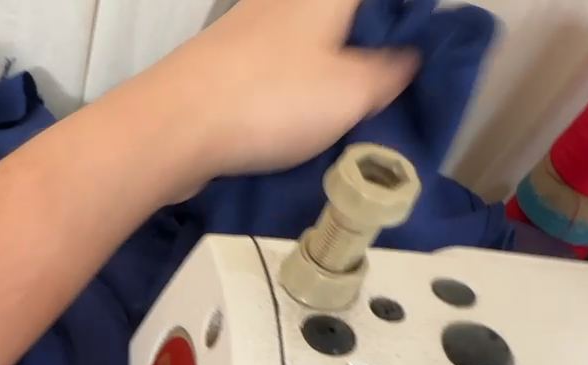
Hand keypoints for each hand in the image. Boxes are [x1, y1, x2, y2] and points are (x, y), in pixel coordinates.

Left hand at [123, 0, 418, 185]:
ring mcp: (246, 30)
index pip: (380, 0)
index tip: (416, 54)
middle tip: (385, 93)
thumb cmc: (270, 100)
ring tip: (344, 118)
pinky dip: (289, 93)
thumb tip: (407, 61)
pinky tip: (296, 127)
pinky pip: (270, 72)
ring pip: (303, 44)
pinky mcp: (219, 67)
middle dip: (364, 50)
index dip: (402, 22)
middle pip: (340, 17)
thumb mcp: (353, 92)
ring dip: (325, 75)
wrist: (172, 129)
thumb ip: (390, 74)